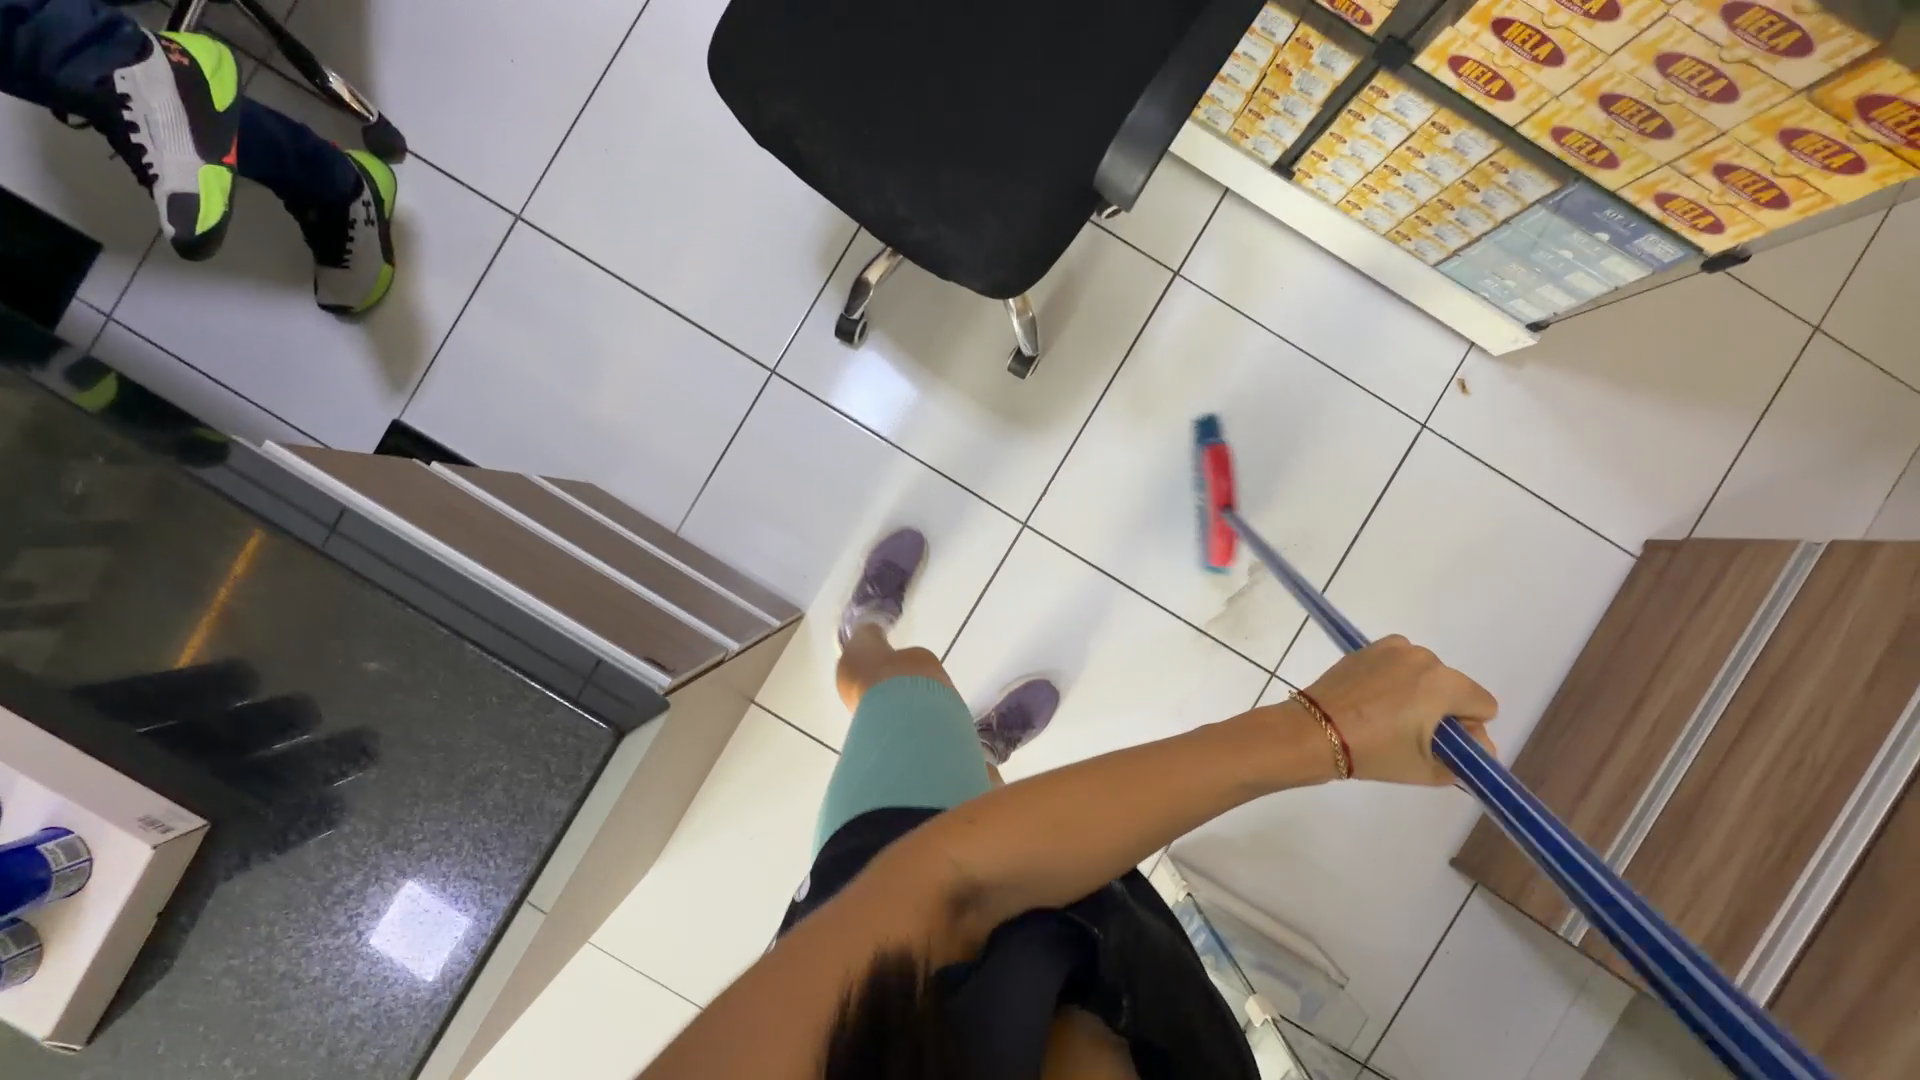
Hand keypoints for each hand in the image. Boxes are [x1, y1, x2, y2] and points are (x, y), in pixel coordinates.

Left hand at [1300, 636, 1497, 785]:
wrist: (1313, 731)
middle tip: (1412, 734)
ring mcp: (1390, 649)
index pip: (1483, 705)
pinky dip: (1394, 679)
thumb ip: (1466, 761)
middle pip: (1453, 687)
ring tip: (1389, 718)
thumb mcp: (1428, 768)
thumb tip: (1476, 747)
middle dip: (1443, 711)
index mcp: (1444, 683)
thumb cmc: (1373, 750)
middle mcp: (1422, 657)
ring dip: (1419, 693)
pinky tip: (1374, 701)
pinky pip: (1397, 664)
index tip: (1443, 744)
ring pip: (1425, 674)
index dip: (1470, 729)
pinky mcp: (1365, 649)